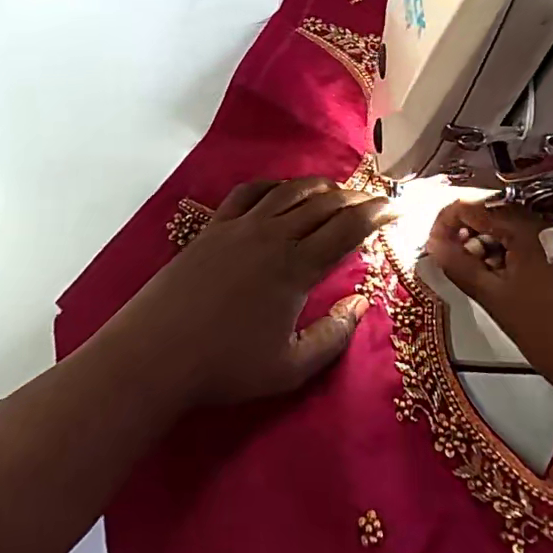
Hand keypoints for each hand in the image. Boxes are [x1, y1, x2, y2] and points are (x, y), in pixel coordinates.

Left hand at [99, 177, 390, 407]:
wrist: (158, 350)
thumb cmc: (226, 365)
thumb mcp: (291, 367)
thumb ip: (334, 335)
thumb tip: (361, 303)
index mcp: (295, 266)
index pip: (346, 228)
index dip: (375, 214)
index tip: (394, 207)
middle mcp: (271, 234)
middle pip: (322, 203)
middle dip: (354, 197)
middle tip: (374, 199)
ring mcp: (239, 225)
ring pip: (288, 191)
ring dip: (318, 186)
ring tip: (336, 190)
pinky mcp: (214, 225)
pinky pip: (249, 192)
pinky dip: (272, 185)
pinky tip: (280, 190)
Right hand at [422, 201, 552, 414]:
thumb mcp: (499, 304)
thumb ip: (460, 266)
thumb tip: (433, 243)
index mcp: (529, 223)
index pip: (472, 204)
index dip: (445, 223)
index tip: (435, 249)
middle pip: (500, 212)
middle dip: (473, 235)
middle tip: (462, 268)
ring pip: (527, 227)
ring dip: (501, 245)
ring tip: (493, 282)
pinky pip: (552, 239)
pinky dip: (531, 254)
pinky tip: (528, 287)